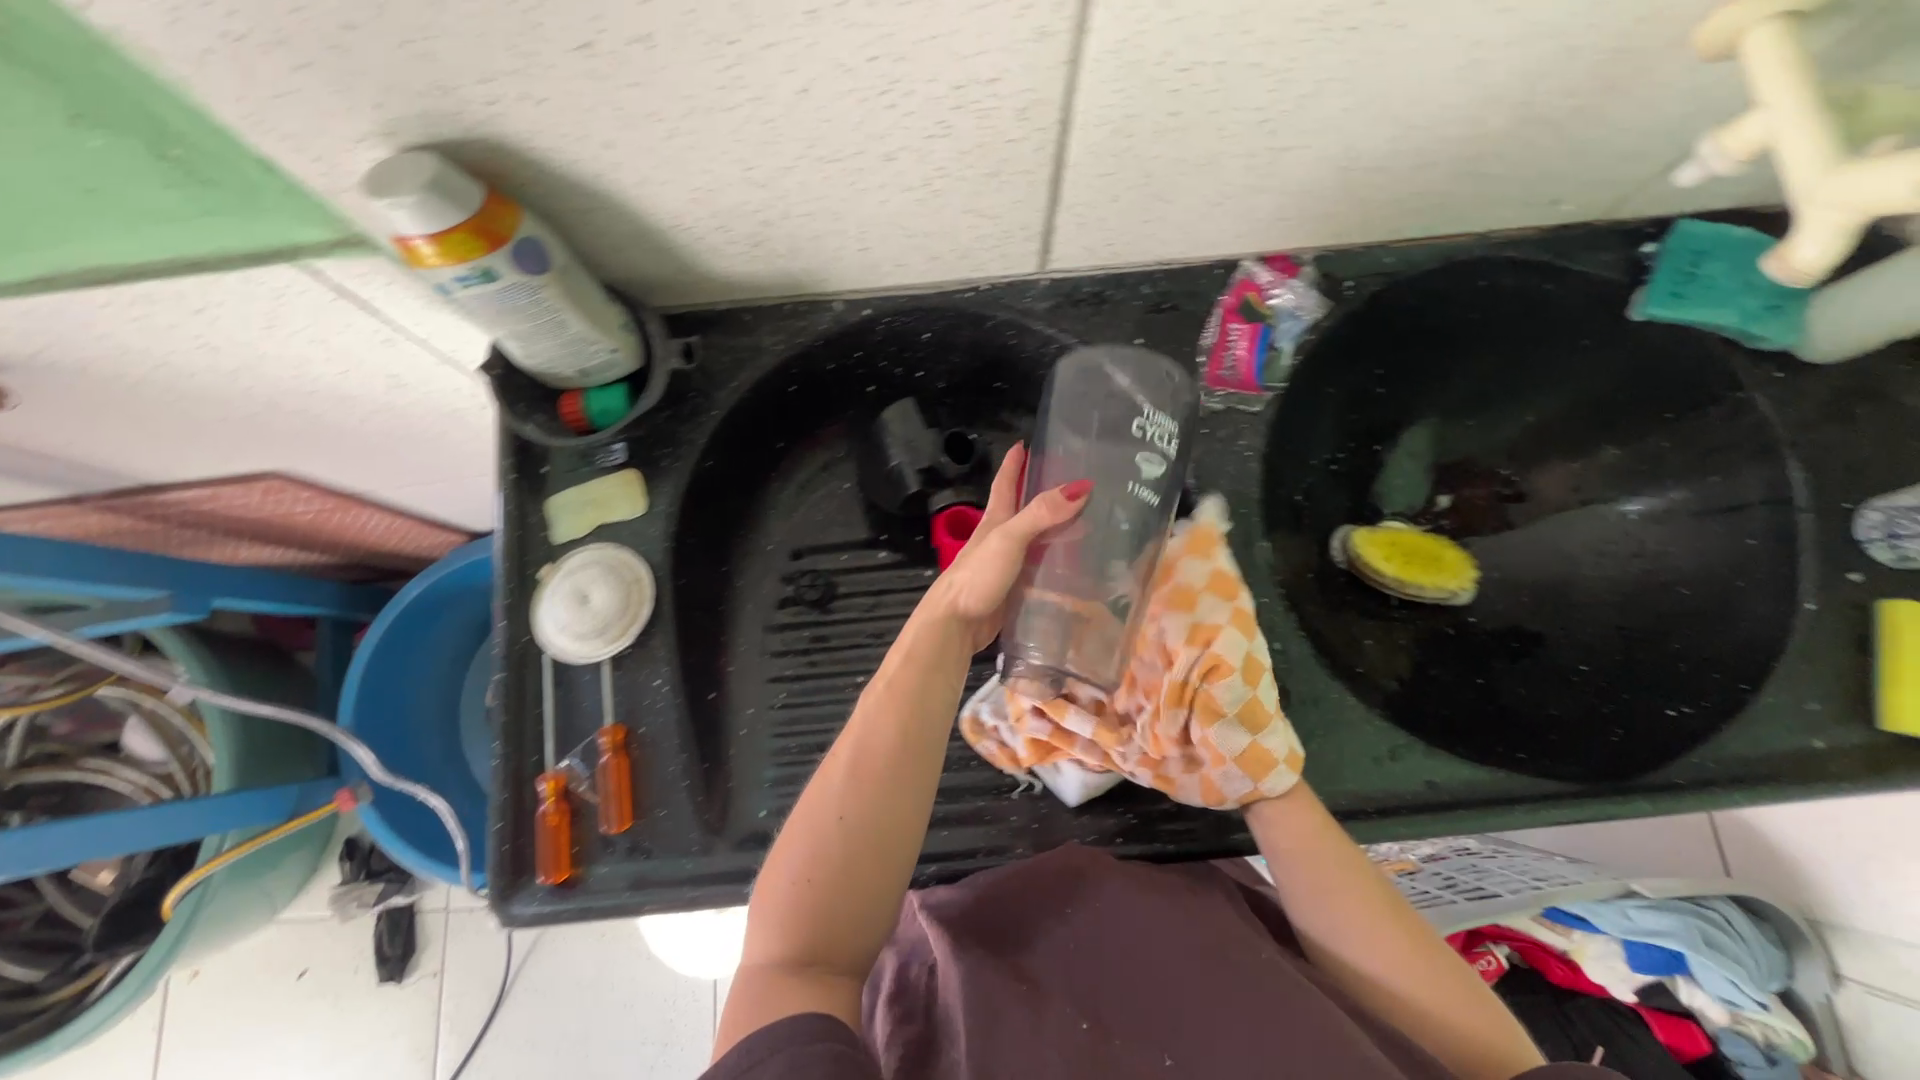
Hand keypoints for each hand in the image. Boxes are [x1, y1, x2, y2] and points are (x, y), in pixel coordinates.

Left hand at [921, 442, 1090, 651]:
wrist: (956, 624)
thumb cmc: (977, 576)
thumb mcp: (1009, 538)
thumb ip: (1041, 514)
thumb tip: (1081, 486)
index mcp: (995, 520)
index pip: (1005, 483)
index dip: (1014, 463)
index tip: (1024, 443)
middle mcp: (1000, 539)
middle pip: (1024, 510)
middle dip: (1044, 495)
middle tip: (1076, 483)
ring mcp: (1007, 566)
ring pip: (1036, 542)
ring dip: (1057, 532)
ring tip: (1090, 524)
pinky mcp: (1015, 590)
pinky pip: (1041, 572)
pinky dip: (1058, 566)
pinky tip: (1078, 569)